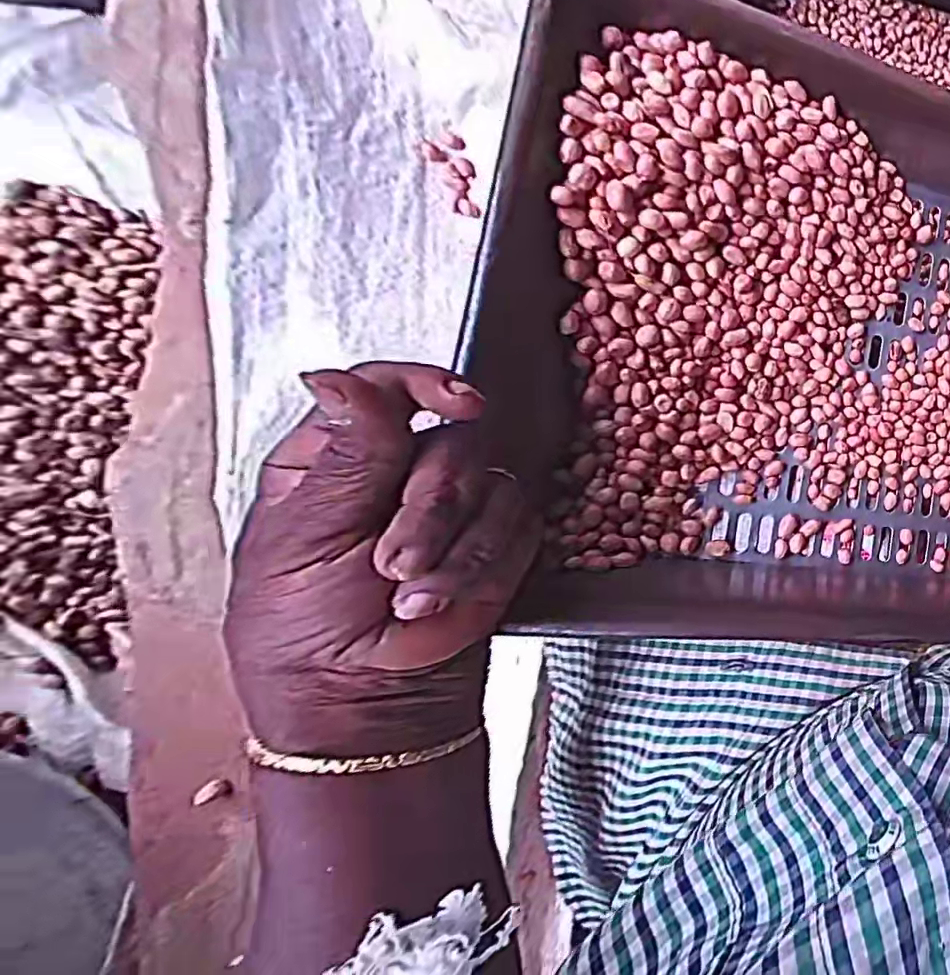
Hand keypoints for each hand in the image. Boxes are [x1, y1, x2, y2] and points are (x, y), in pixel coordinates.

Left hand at [225, 363, 539, 757]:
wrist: (367, 693)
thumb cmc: (306, 627)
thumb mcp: (304, 539)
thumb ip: (347, 458)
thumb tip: (339, 380)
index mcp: (339, 457)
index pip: (387, 389)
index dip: (427, 385)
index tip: (459, 401)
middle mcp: (407, 471)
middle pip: (454, 442)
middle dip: (432, 506)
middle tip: (394, 562)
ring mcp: (463, 503)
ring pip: (492, 487)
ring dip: (456, 547)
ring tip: (413, 594)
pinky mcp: (507, 534)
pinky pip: (519, 526)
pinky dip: (483, 566)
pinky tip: (444, 597)